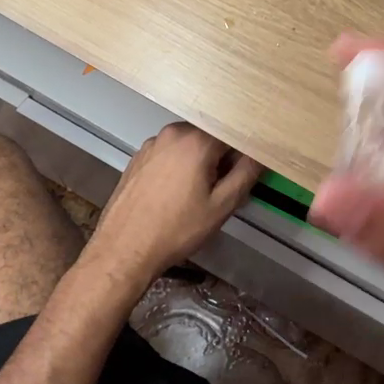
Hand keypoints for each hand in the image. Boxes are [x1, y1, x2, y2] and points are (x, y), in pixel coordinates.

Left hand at [85, 123, 262, 285]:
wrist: (122, 251)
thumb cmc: (176, 230)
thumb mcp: (222, 205)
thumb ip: (246, 173)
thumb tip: (260, 152)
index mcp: (197, 140)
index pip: (234, 132)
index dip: (244, 151)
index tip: (246, 170)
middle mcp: (173, 133)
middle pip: (211, 135)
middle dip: (221, 156)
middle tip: (222, 187)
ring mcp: (152, 144)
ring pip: (189, 144)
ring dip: (200, 161)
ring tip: (198, 193)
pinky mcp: (138, 157)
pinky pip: (170, 153)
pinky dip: (179, 165)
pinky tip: (176, 193)